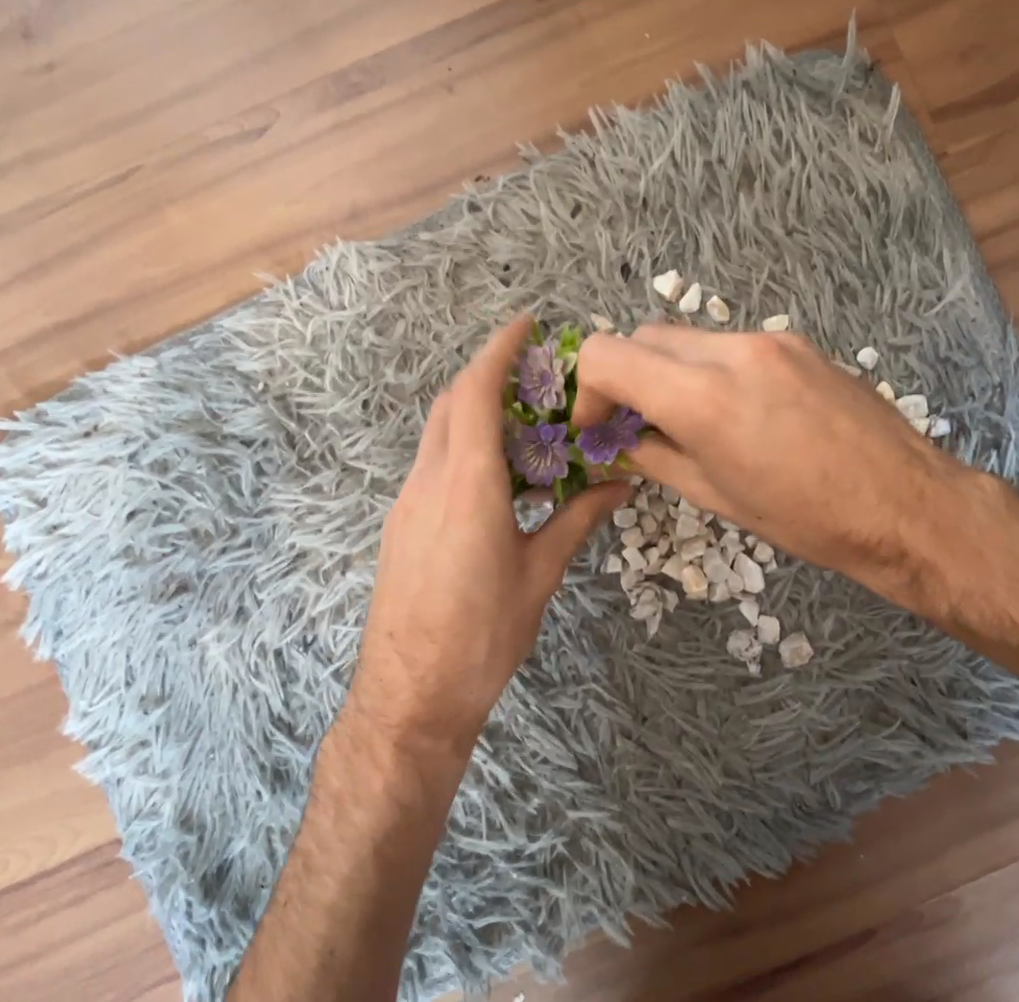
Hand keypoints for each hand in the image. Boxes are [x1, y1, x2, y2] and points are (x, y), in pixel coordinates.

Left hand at [347, 318, 629, 752]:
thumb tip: (619, 484)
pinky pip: (431, 466)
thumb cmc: (483, 637)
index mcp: (468, 485)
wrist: (410, 695)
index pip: (477, 393)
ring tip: (522, 420)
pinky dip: (461, 448)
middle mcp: (429, 482)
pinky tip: (496, 474)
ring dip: (473, 412)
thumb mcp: (539, 575)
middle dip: (487, 374)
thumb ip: (577, 521)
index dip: (499, 350)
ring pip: (436, 434)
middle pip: (451, 403)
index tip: (526, 324)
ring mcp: (406, 504)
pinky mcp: (400, 526)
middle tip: (533, 371)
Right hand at [573, 325, 988, 608]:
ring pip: (688, 339)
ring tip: (689, 424)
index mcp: (703, 398)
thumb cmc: (809, 520)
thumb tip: (623, 444)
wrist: (906, 504)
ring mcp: (769, 341)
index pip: (606, 355)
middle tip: (635, 427)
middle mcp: (731, 352)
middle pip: (643, 337)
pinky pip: (731, 345)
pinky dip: (711, 370)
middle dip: (626, 379)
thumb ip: (657, 459)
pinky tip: (738, 413)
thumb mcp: (718, 497)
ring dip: (670, 373)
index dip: (587, 391)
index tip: (598, 427)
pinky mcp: (798, 343)